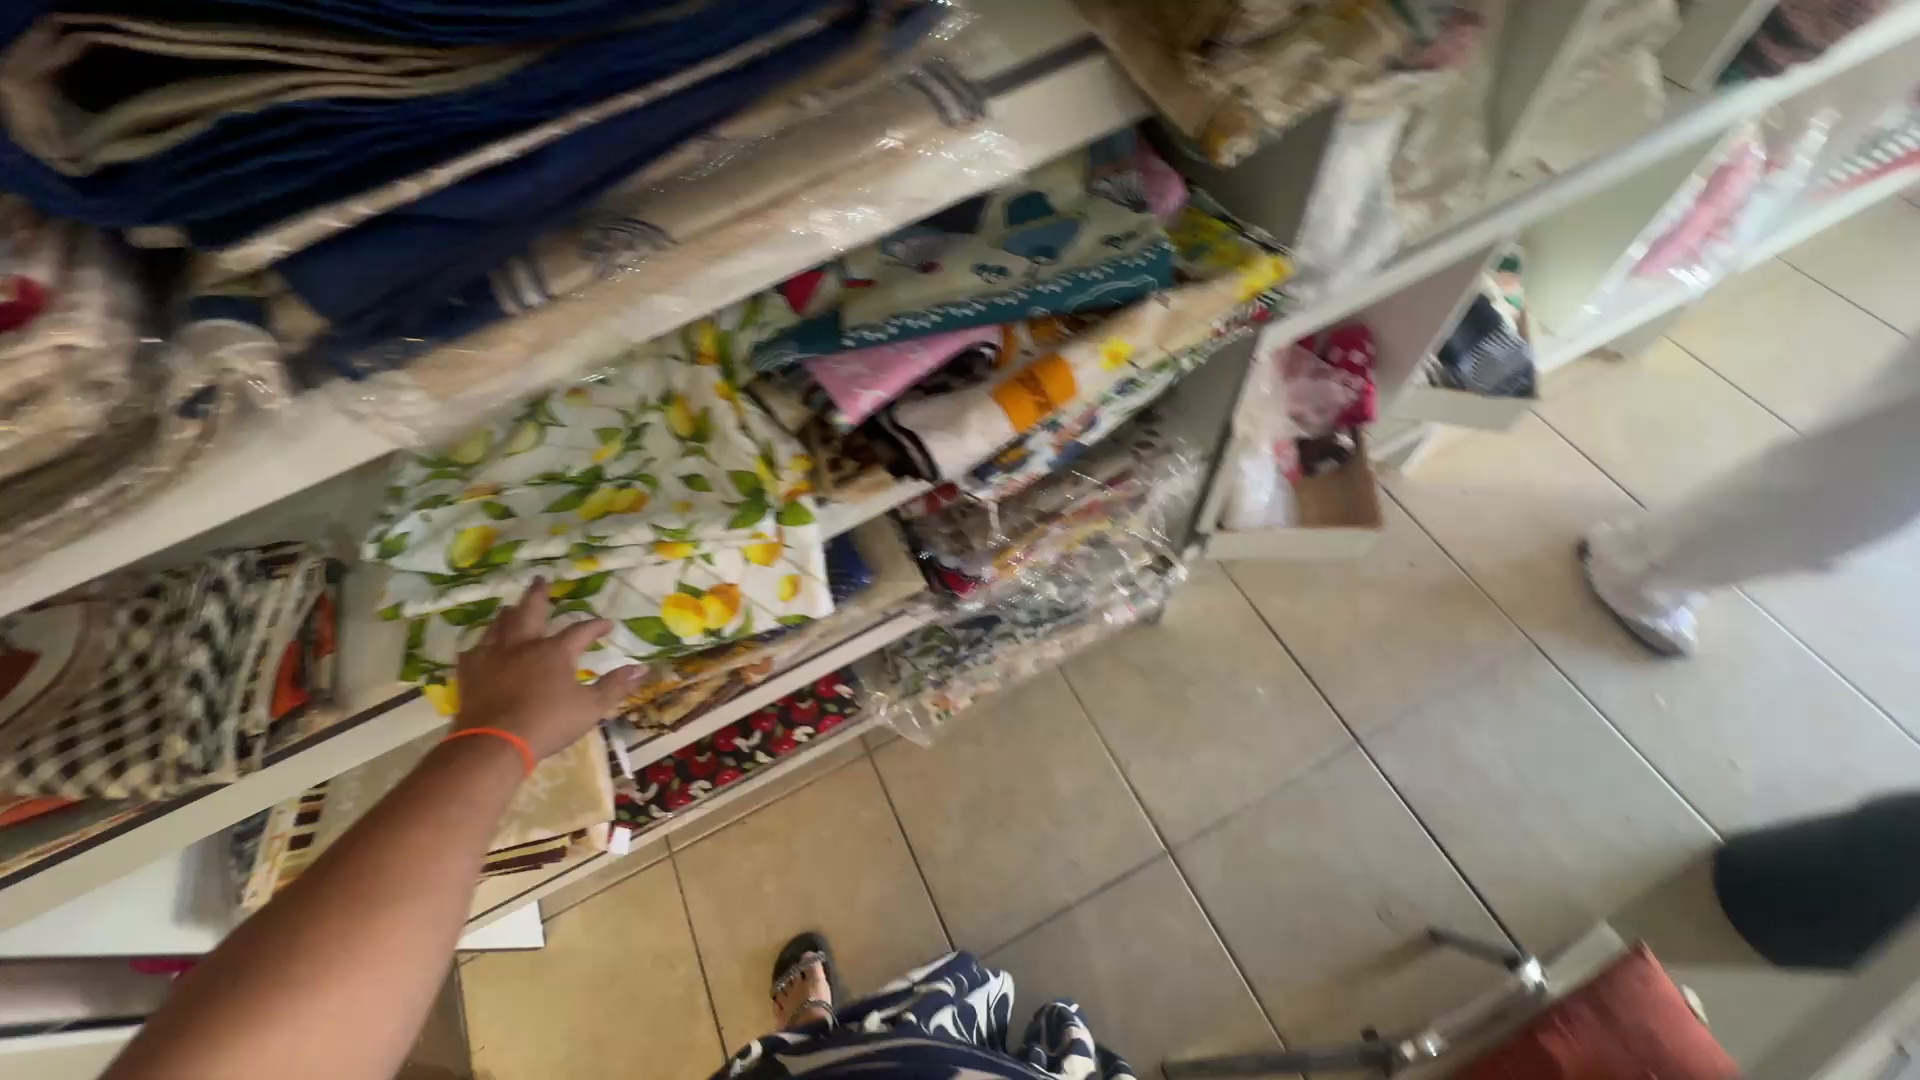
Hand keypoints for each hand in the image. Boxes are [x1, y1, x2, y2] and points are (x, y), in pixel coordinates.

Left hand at [451, 579, 643, 759]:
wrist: (494, 745)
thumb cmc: (548, 723)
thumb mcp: (591, 707)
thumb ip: (615, 686)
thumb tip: (642, 668)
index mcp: (555, 651)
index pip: (581, 631)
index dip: (596, 626)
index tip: (607, 625)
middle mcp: (523, 646)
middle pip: (530, 611)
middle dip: (538, 595)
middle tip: (540, 579)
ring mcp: (492, 658)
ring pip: (499, 626)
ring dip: (507, 614)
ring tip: (509, 607)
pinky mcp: (470, 675)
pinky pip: (472, 652)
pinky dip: (479, 646)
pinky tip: (479, 647)